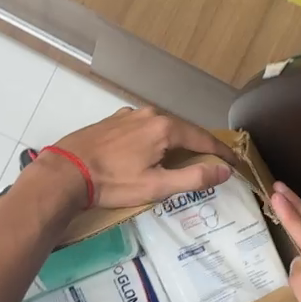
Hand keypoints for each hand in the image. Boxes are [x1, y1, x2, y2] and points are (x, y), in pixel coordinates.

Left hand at [48, 107, 233, 208]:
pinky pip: (142, 129)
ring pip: (161, 128)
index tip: (235, 163)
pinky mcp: (111, 122)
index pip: (203, 139)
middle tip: (212, 162)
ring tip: (183, 159)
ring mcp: (128, 116)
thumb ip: (193, 178)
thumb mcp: (156, 186)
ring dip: (176, 143)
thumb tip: (224, 170)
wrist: (65, 172)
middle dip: (199, 147)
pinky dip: (154, 140)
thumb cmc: (112, 182)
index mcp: (164, 128)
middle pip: (183, 130)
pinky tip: (149, 152)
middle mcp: (148, 114)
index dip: (221, 152)